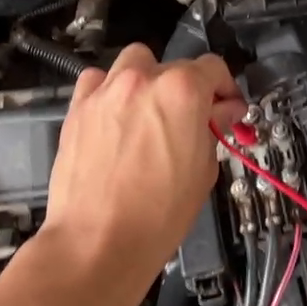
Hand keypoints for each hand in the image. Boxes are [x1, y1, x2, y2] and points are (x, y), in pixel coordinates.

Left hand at [34, 45, 246, 290]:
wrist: (97, 243)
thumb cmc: (154, 215)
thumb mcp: (204, 170)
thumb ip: (213, 129)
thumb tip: (221, 113)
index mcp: (183, 91)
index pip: (214, 68)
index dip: (227, 90)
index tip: (228, 107)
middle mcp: (144, 81)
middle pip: (176, 65)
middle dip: (190, 89)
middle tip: (194, 119)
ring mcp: (107, 92)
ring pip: (135, 62)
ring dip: (150, 79)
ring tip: (153, 111)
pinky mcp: (78, 109)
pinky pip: (98, 81)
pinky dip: (111, 90)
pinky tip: (119, 115)